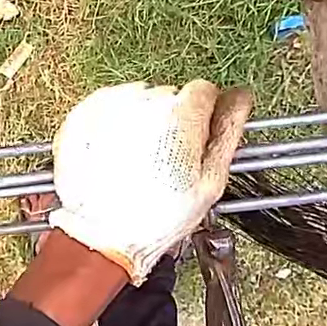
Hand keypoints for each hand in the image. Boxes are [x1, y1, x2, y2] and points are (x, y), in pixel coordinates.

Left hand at [48, 80, 252, 281]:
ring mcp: (112, 104)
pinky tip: (117, 157)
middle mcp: (146, 99)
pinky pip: (110, 109)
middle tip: (167, 162)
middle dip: (173, 123)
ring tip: (139, 162)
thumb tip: (240, 99)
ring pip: (140, 102)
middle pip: (170, 96)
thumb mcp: (210, 180)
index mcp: (181, 112)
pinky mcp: (86, 112)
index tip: (198, 138)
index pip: (204, 91)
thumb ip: (228, 131)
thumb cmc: (156, 215)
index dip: (205, 116)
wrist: (101, 234)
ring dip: (143, 123)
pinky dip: (115, 127)